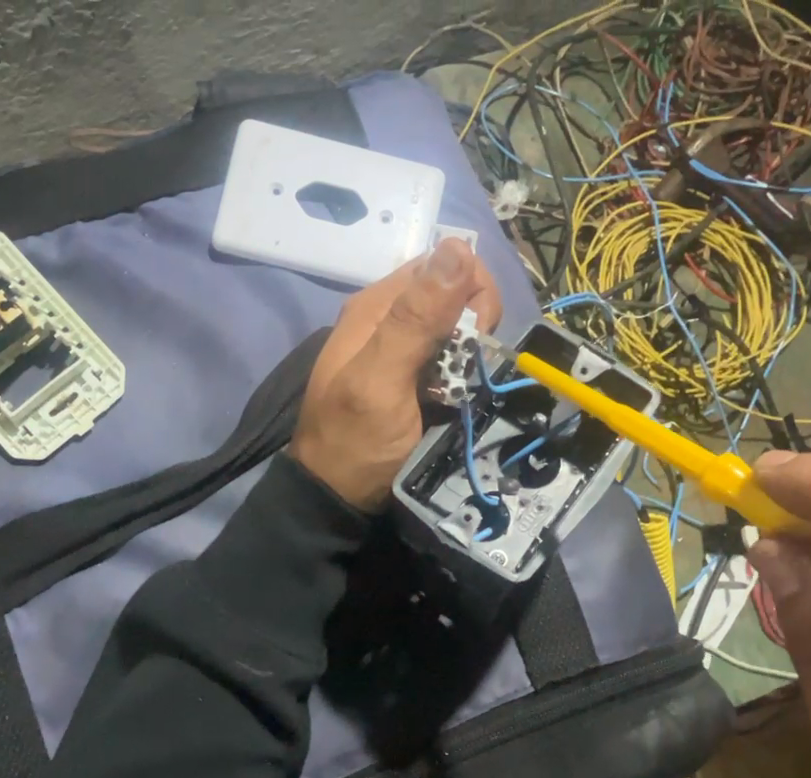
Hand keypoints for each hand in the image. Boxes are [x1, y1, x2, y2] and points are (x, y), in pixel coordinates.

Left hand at [289, 240, 500, 508]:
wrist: (336, 497)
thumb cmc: (354, 441)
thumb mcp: (379, 380)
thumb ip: (414, 319)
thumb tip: (458, 247)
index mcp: (376, 306)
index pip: (446, 263)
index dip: (471, 292)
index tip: (472, 336)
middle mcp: (391, 318)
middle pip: (457, 294)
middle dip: (474, 327)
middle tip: (459, 371)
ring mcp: (404, 350)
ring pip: (460, 328)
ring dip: (470, 354)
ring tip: (453, 390)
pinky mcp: (416, 378)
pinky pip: (454, 359)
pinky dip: (462, 374)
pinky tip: (451, 398)